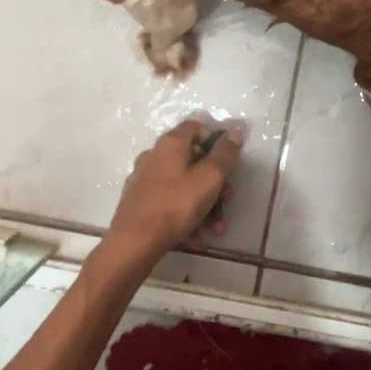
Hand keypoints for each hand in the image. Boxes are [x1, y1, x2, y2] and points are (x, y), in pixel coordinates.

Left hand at [107, 120, 243, 257]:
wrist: (134, 242)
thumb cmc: (176, 204)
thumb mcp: (209, 178)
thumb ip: (225, 154)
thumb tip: (235, 130)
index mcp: (170, 144)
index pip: (196, 126)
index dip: (216, 138)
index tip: (229, 159)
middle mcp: (154, 156)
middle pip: (192, 161)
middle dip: (216, 182)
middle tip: (228, 199)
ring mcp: (144, 181)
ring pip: (183, 187)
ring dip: (205, 206)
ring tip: (216, 229)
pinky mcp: (139, 203)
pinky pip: (170, 204)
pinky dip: (185, 217)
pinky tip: (195, 237)